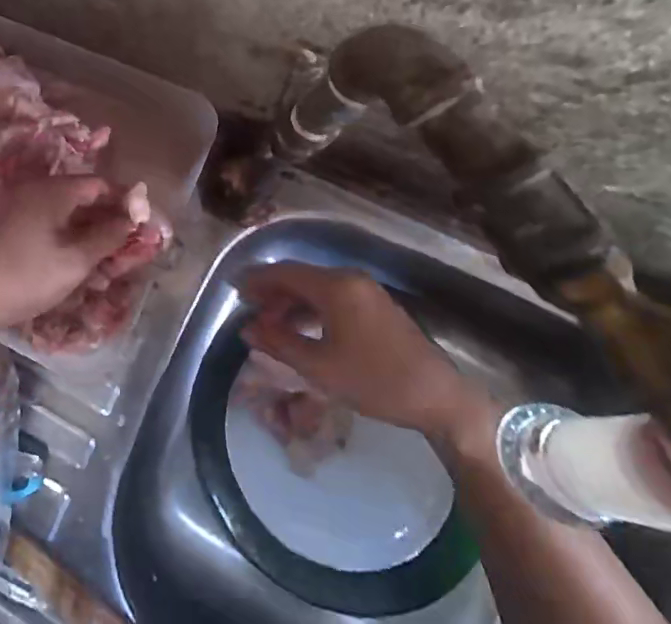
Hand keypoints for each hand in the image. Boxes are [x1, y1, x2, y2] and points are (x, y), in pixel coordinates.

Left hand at [0, 176, 132, 334]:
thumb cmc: (28, 276)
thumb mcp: (76, 259)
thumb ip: (109, 236)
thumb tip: (132, 219)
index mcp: (55, 190)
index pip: (101, 184)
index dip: (126, 201)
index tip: (144, 224)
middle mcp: (39, 191)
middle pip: (86, 199)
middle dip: (110, 222)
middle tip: (130, 249)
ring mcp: (24, 209)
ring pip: (71, 216)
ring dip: (93, 236)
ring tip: (111, 266)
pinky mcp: (16, 228)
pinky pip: (54, 227)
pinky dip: (72, 242)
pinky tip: (84, 268)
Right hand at [240, 262, 499, 446]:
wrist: (437, 397)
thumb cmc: (375, 381)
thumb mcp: (320, 367)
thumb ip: (279, 344)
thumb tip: (247, 329)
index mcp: (336, 286)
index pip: (285, 273)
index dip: (256, 279)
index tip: (233, 289)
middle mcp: (350, 279)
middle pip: (300, 277)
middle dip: (272, 293)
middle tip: (248, 312)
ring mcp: (366, 291)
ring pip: (317, 288)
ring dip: (291, 303)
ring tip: (269, 325)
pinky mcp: (375, 306)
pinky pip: (333, 297)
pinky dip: (311, 309)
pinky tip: (300, 329)